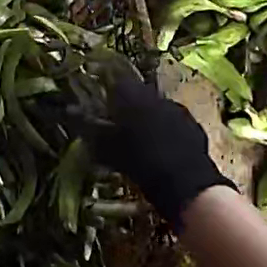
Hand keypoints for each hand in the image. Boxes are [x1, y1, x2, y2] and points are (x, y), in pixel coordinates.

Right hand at [91, 72, 231, 228]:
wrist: (185, 184)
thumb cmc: (139, 163)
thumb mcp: (107, 149)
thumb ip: (91, 130)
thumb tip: (72, 116)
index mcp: (134, 97)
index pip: (116, 83)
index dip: (107, 93)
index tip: (101, 106)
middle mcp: (158, 97)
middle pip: (138, 95)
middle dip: (128, 107)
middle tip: (118, 125)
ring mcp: (179, 111)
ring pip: (157, 109)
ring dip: (148, 119)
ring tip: (139, 140)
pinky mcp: (194, 127)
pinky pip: (174, 123)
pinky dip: (165, 132)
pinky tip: (160, 150)